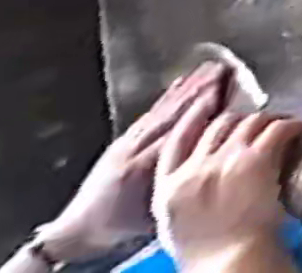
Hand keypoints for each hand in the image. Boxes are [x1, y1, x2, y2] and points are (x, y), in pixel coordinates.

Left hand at [37, 62, 228, 260]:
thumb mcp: (154, 211)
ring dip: (186, 87)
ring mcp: (126, 143)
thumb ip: (180, 179)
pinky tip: (180, 81)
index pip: (179, 129)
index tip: (225, 86)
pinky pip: (148, 112)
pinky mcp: (122, 139)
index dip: (203, 106)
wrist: (76, 233)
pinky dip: (166, 96)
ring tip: (208, 68)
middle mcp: (133, 150)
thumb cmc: (120, 226)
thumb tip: (213, 152)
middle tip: (223, 68)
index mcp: (141, 169)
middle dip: (199, 89)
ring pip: (161, 109)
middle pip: (171, 113)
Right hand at [153, 96, 301, 268]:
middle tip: (263, 128)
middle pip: (222, 124)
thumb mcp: (178, 222)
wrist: (230, 264)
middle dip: (245, 121)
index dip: (196, 116)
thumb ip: (187, 190)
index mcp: (168, 188)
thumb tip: (206, 166)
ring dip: (272, 122)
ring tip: (286, 131)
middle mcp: (195, 167)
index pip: (177, 140)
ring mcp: (227, 159)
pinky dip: (295, 126)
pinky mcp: (257, 157)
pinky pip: (280, 127)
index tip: (210, 101)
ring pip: (254, 120)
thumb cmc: (208, 253)